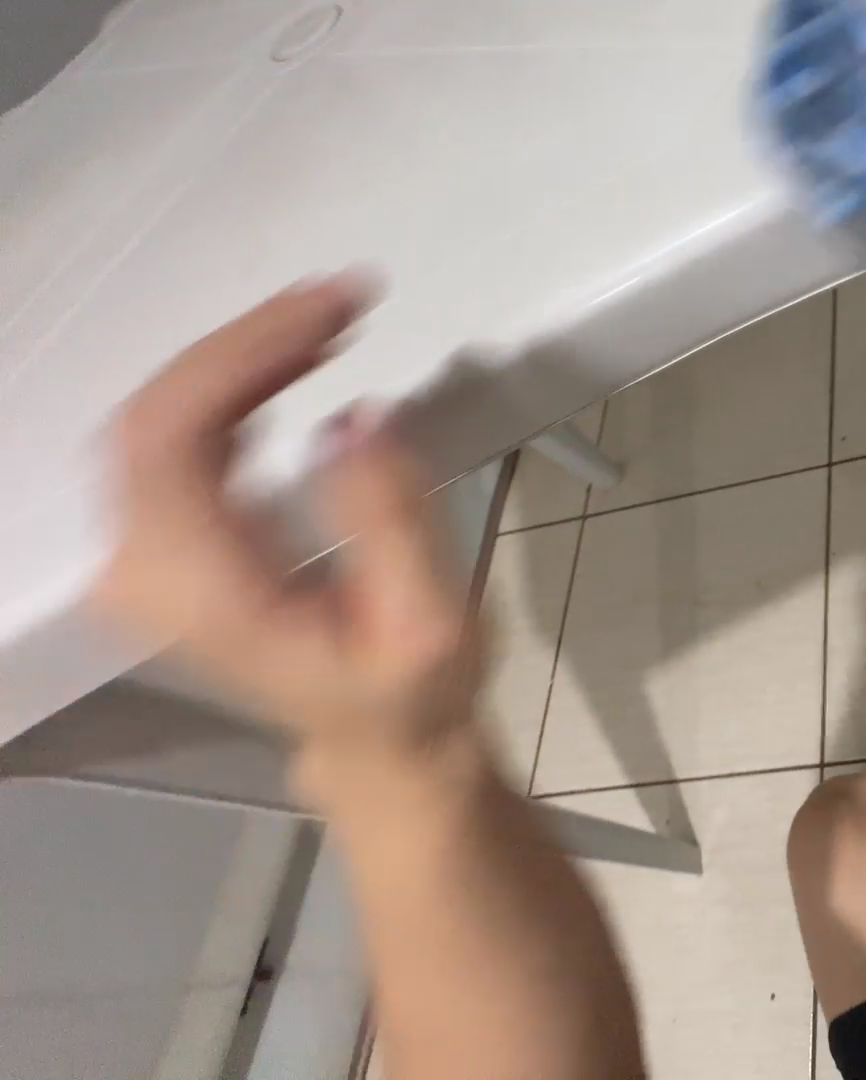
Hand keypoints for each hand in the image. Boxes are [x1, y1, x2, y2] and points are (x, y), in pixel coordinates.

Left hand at [92, 274, 481, 769]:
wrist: (383, 742)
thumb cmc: (415, 693)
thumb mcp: (427, 620)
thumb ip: (390, 522)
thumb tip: (359, 419)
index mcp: (199, 587)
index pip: (171, 437)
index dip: (243, 354)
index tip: (335, 309)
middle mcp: (144, 569)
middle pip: (153, 418)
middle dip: (246, 344)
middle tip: (344, 303)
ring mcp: (153, 558)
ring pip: (161, 424)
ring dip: (242, 361)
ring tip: (331, 327)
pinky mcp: (180, 548)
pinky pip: (181, 447)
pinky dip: (235, 393)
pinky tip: (293, 372)